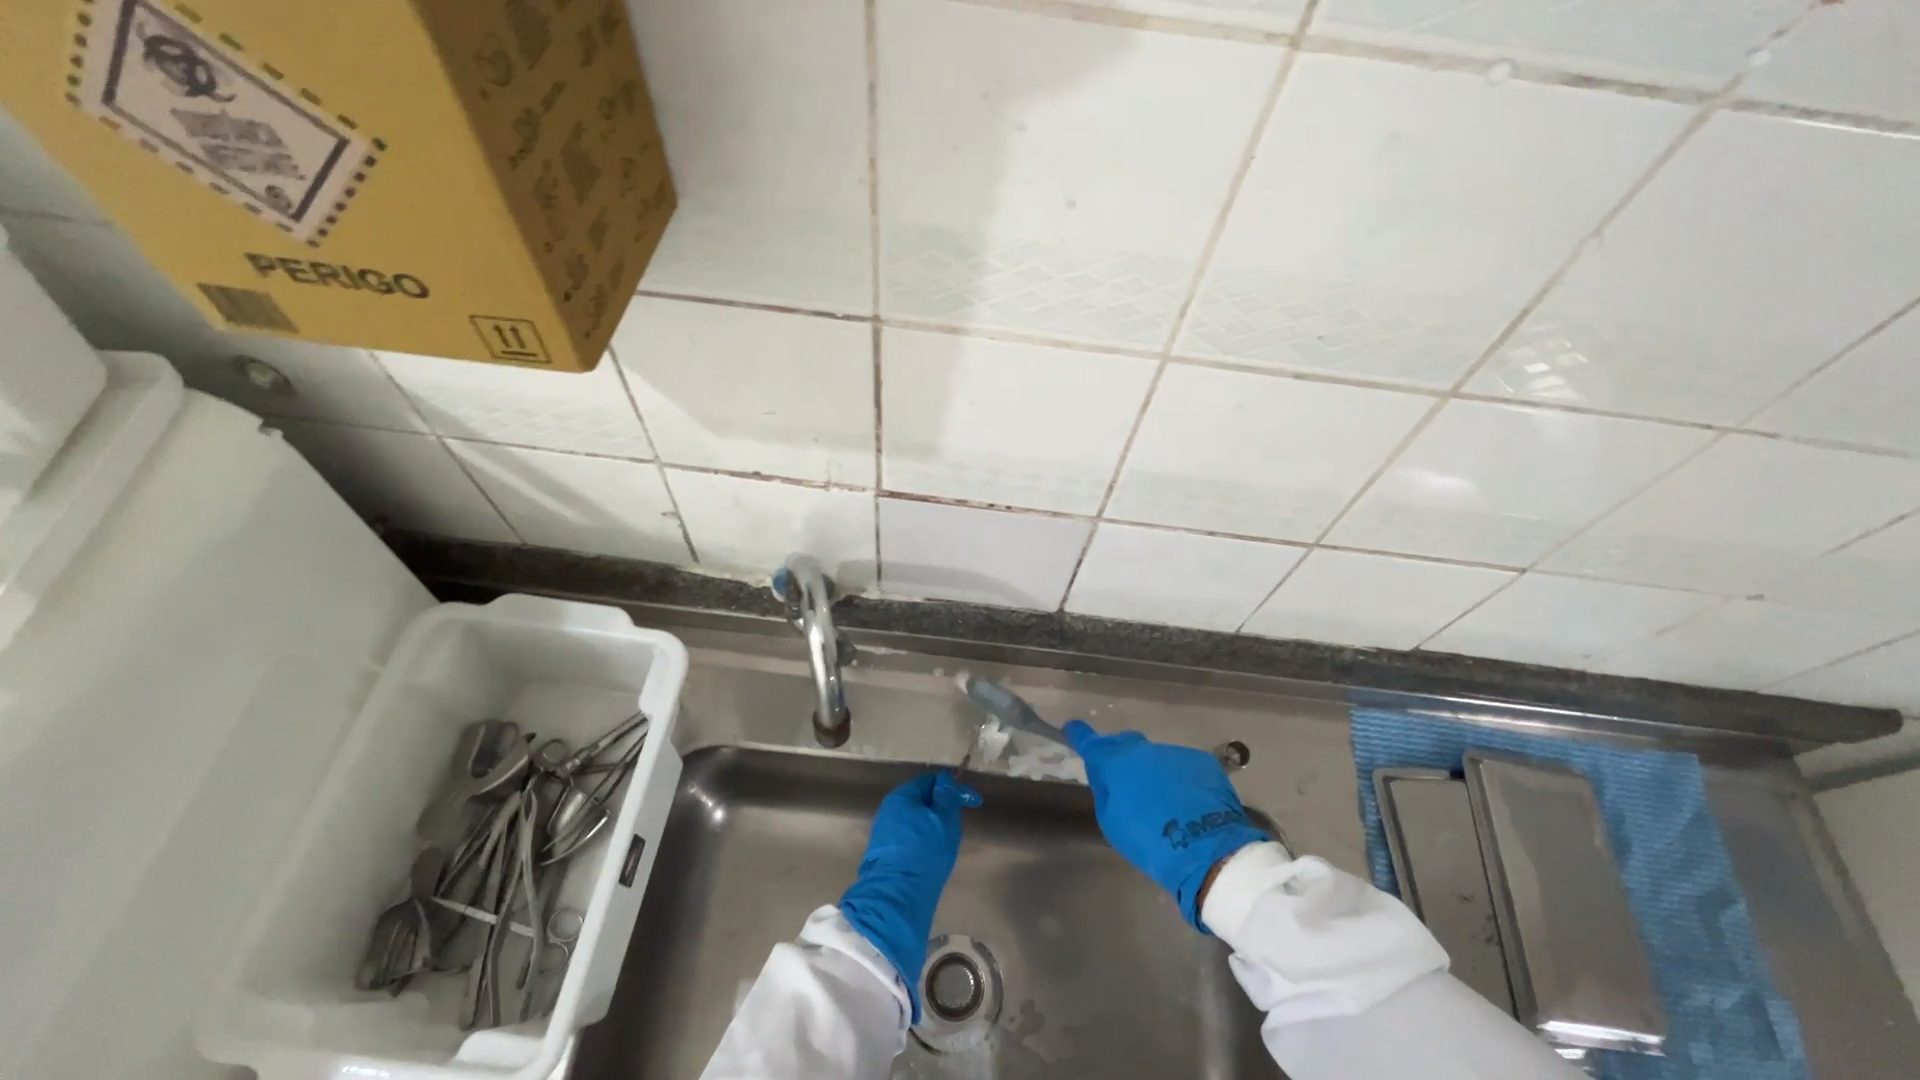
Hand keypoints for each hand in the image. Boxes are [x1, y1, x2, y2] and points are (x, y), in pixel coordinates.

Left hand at [839, 771, 981, 1020]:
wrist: (897, 895)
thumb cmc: (924, 852)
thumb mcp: (944, 820)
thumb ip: (947, 796)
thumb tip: (946, 779)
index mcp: (901, 797)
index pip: (930, 781)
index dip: (953, 788)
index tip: (972, 802)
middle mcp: (889, 810)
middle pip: (922, 801)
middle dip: (943, 808)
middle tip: (960, 823)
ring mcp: (885, 832)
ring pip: (917, 820)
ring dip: (934, 825)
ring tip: (949, 841)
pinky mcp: (886, 853)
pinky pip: (911, 838)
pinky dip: (925, 840)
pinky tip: (933, 855)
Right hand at [1064, 719, 1265, 931]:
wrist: (1207, 851)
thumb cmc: (1149, 843)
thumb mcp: (1111, 821)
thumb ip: (1106, 791)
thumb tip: (1109, 776)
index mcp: (1116, 764)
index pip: (1090, 743)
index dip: (1079, 735)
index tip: (1072, 729)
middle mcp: (1143, 750)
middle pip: (1125, 745)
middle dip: (1119, 756)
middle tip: (1122, 779)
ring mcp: (1175, 753)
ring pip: (1155, 757)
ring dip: (1151, 771)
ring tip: (1162, 801)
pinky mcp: (1202, 761)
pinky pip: (1180, 765)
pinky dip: (1178, 778)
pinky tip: (1185, 802)